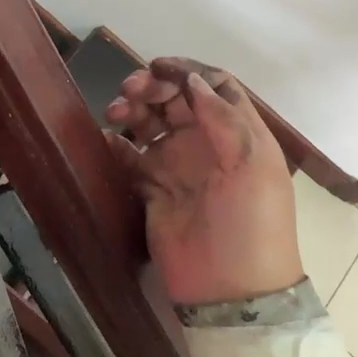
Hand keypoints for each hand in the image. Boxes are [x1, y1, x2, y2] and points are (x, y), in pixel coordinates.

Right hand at [104, 57, 304, 306]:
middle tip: (128, 91)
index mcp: (238, 136)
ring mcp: (178, 165)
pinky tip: (107, 141)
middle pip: (175, 99)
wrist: (229, 289)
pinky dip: (114, 142)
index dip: (186, 71)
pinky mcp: (152, 186)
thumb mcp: (250, 166)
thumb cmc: (249, 222)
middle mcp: (207, 144)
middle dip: (150, 86)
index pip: (214, 86)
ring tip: (114, 114)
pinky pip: (128, 154)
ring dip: (130, 110)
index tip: (156, 67)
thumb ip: (222, 118)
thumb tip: (191, 80)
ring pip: (148, 121)